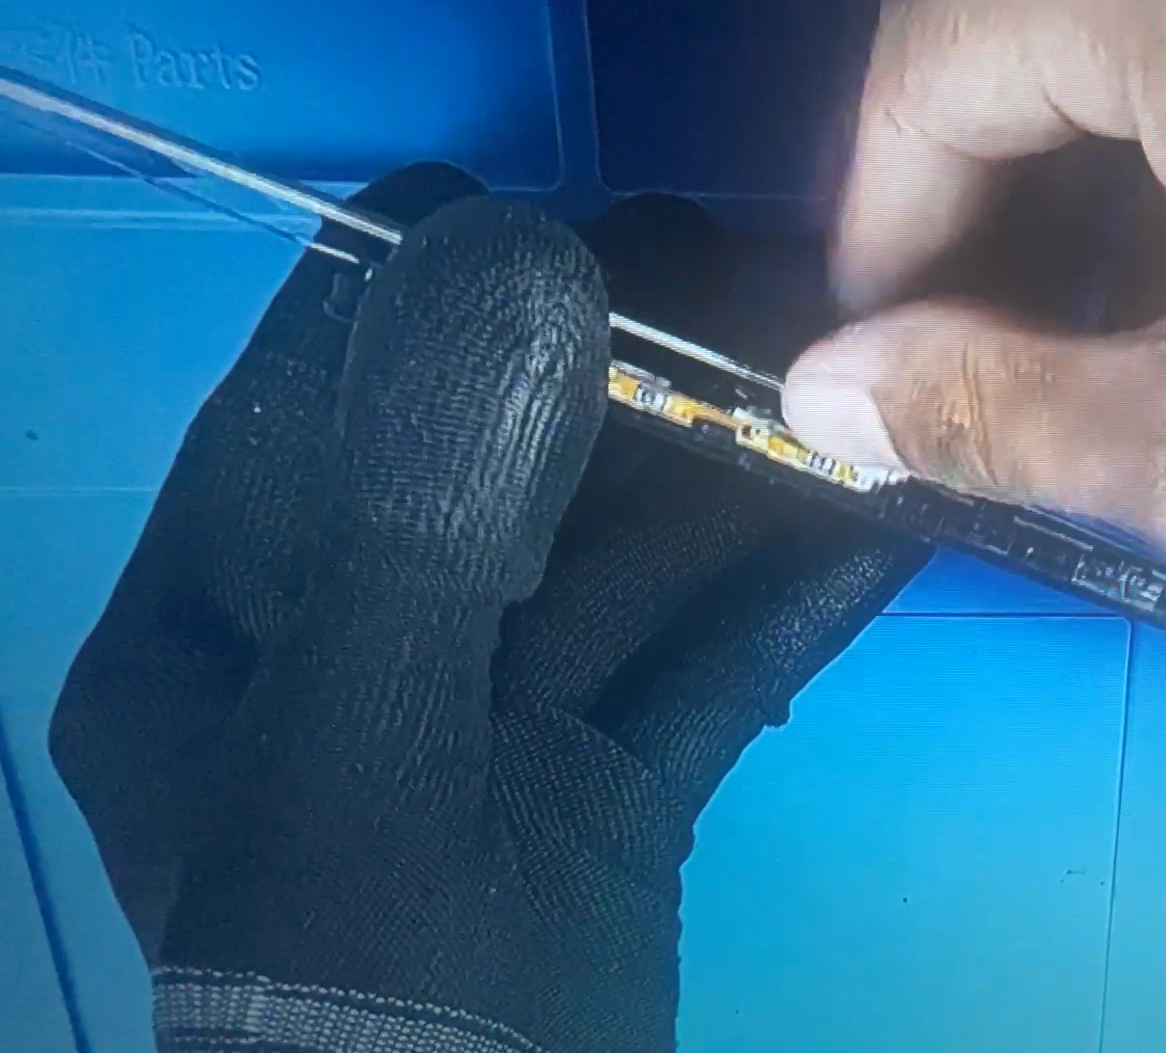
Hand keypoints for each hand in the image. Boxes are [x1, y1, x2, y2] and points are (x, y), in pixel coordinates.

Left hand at [50, 164, 929, 1052]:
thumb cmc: (376, 995)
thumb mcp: (371, 752)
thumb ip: (428, 518)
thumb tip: (521, 263)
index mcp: (248, 615)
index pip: (336, 385)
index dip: (448, 285)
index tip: (580, 216)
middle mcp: (394, 634)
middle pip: (540, 466)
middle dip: (658, 382)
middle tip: (765, 287)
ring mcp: (529, 698)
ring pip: (661, 557)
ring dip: (764, 485)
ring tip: (859, 401)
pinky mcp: (634, 758)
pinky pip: (729, 650)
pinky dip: (810, 593)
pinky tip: (890, 531)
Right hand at [782, 0, 1165, 830]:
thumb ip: (993, 417)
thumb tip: (824, 402)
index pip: (943, 53)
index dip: (882, 205)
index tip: (876, 324)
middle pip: (1040, 20)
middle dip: (976, 189)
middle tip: (969, 330)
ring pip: (1150, 28)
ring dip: (1083, 169)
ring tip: (1084, 311)